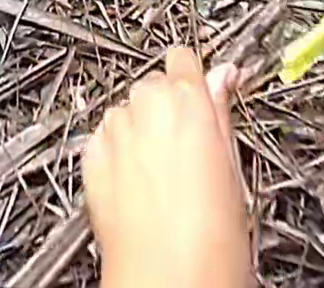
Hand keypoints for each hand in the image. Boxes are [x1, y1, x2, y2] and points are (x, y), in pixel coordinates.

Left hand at [82, 46, 248, 287]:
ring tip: (162, 178)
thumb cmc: (210, 242)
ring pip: (129, 111)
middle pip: (155, 85)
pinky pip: (106, 136)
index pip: (183, 58)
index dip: (192, 77)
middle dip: (168, 108)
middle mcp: (145, 103)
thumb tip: (224, 75)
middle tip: (187, 153)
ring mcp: (114, 127)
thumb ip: (221, 110)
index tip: (199, 93)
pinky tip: (137, 187)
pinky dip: (118, 152)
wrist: (165, 285)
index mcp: (186, 100)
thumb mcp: (233, 170)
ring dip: (141, 131)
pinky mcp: (90, 150)